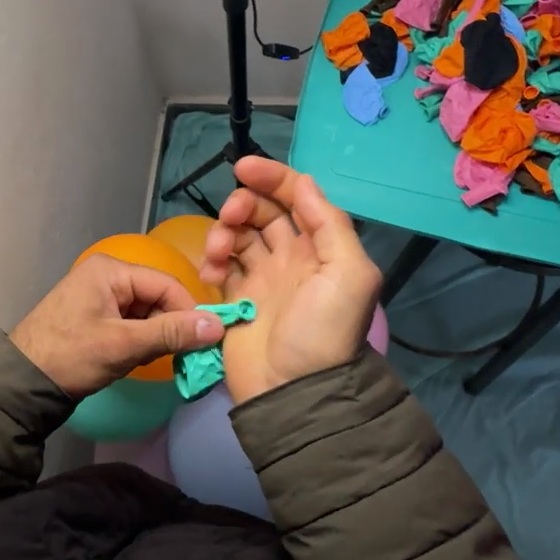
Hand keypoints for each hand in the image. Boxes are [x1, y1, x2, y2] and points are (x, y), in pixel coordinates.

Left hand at [10, 254, 225, 398]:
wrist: (22, 383)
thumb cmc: (71, 357)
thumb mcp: (123, 345)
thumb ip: (171, 334)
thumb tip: (218, 326)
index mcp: (111, 271)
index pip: (166, 285)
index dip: (189, 313)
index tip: (205, 343)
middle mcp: (107, 275)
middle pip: (157, 298)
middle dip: (170, 328)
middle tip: (181, 358)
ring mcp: (99, 296)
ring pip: (146, 313)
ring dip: (155, 338)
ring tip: (153, 361)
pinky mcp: (96, 316)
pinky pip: (131, 323)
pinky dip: (139, 342)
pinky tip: (136, 360)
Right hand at [199, 158, 381, 402]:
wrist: (293, 390)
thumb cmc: (323, 330)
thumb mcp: (349, 273)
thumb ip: (330, 223)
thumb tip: (303, 182)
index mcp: (321, 247)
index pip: (297, 197)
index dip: (272, 177)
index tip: (242, 169)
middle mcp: (292, 257)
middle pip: (263, 211)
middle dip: (243, 203)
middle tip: (232, 217)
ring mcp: (262, 278)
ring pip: (238, 235)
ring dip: (223, 232)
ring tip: (217, 255)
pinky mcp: (236, 299)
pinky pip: (220, 266)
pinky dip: (212, 262)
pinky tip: (210, 276)